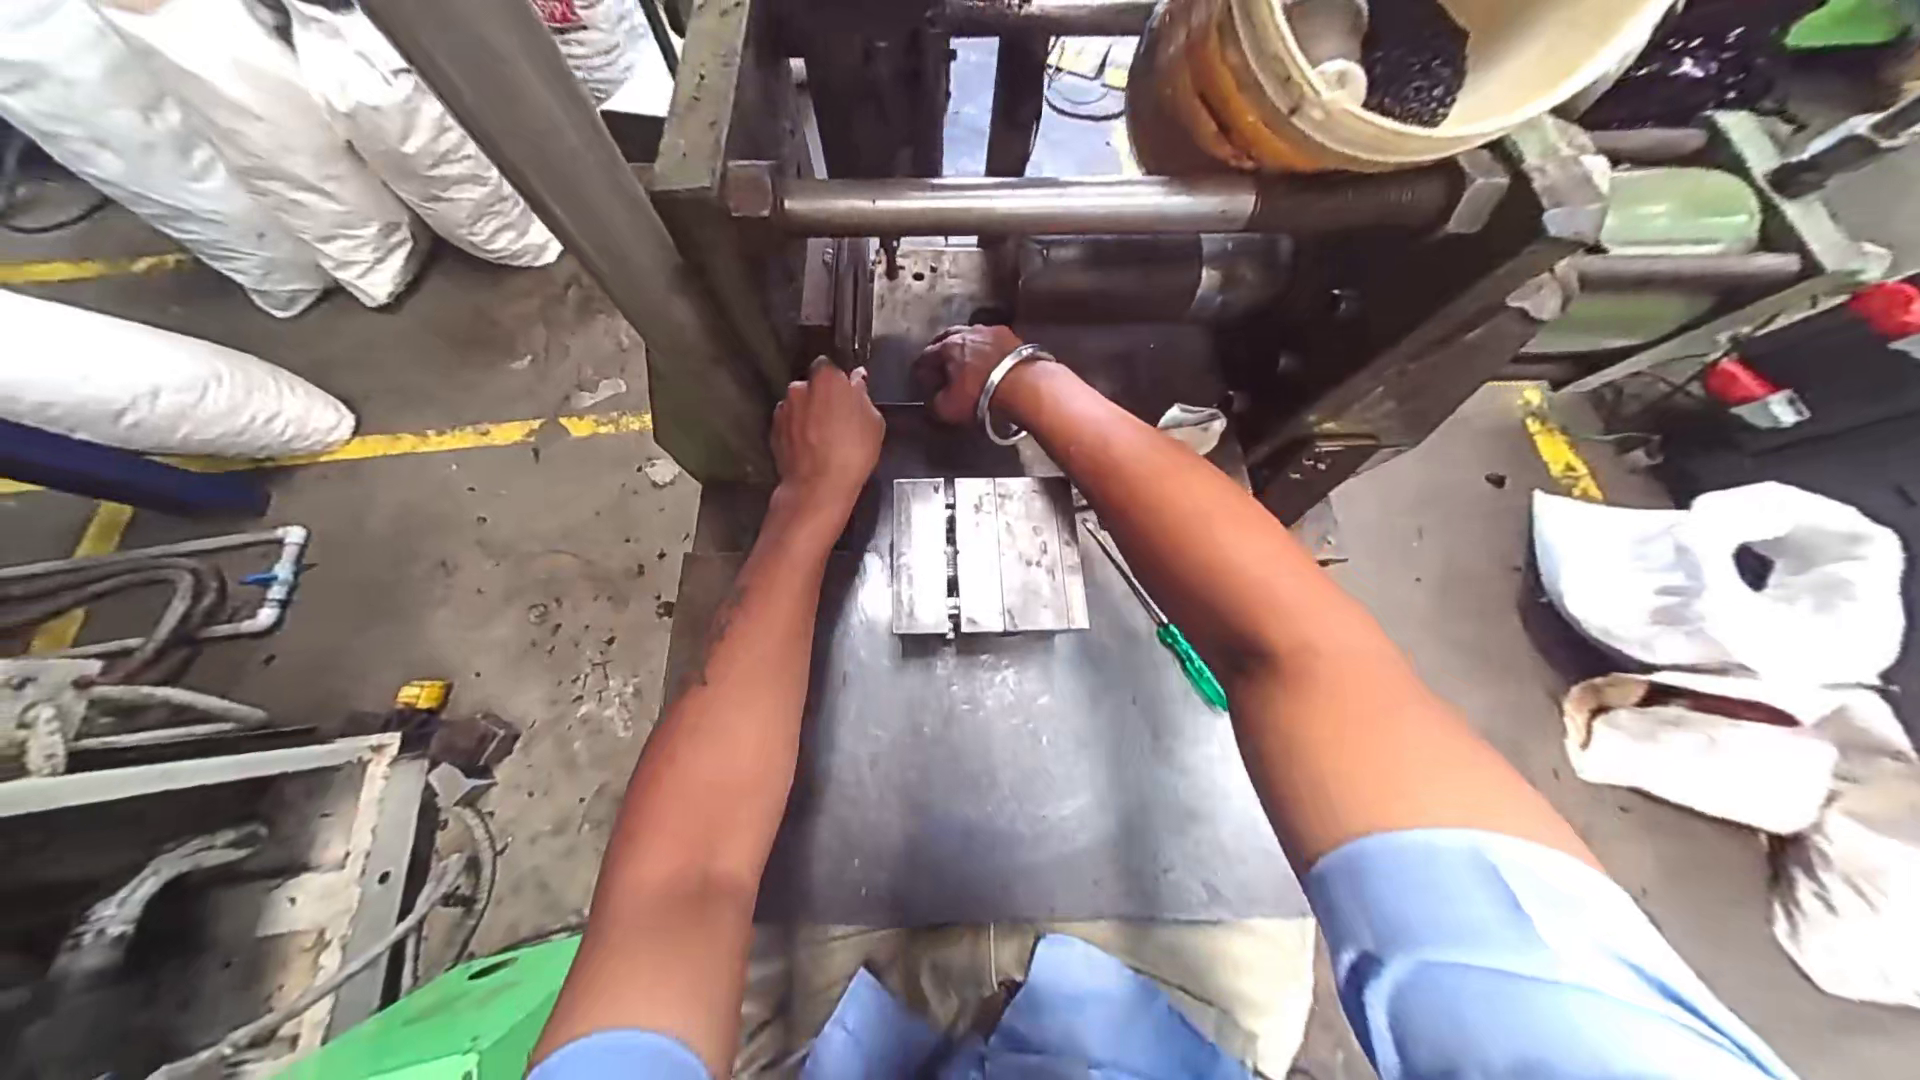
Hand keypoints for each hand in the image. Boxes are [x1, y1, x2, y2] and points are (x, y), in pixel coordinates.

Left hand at [773, 358, 883, 507]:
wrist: (818, 487)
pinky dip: (798, 431)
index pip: (832, 367)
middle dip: (824, 398)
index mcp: (826, 377)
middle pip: (813, 386)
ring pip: (800, 405)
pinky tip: (812, 449)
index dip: (841, 382)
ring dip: (809, 415)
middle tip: (840, 421)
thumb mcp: (874, 422)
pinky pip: (790, 424)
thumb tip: (857, 381)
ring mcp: (783, 409)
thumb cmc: (852, 452)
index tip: (850, 397)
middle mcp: (799, 387)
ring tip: (825, 439)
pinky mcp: (773, 430)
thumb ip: (863, 395)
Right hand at [913, 324, 1025, 425]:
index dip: (922, 368)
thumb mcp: (948, 408)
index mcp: (947, 347)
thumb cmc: (980, 396)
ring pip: (973, 336)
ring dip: (968, 347)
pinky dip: (988, 350)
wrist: (1024, 386)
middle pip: (948, 337)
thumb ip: (935, 403)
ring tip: (968, 361)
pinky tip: (991, 361)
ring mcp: (992, 331)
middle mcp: (968, 332)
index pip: (927, 355)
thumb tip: (933, 401)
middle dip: (942, 350)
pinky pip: (994, 342)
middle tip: (942, 363)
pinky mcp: (1013, 337)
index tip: (921, 376)